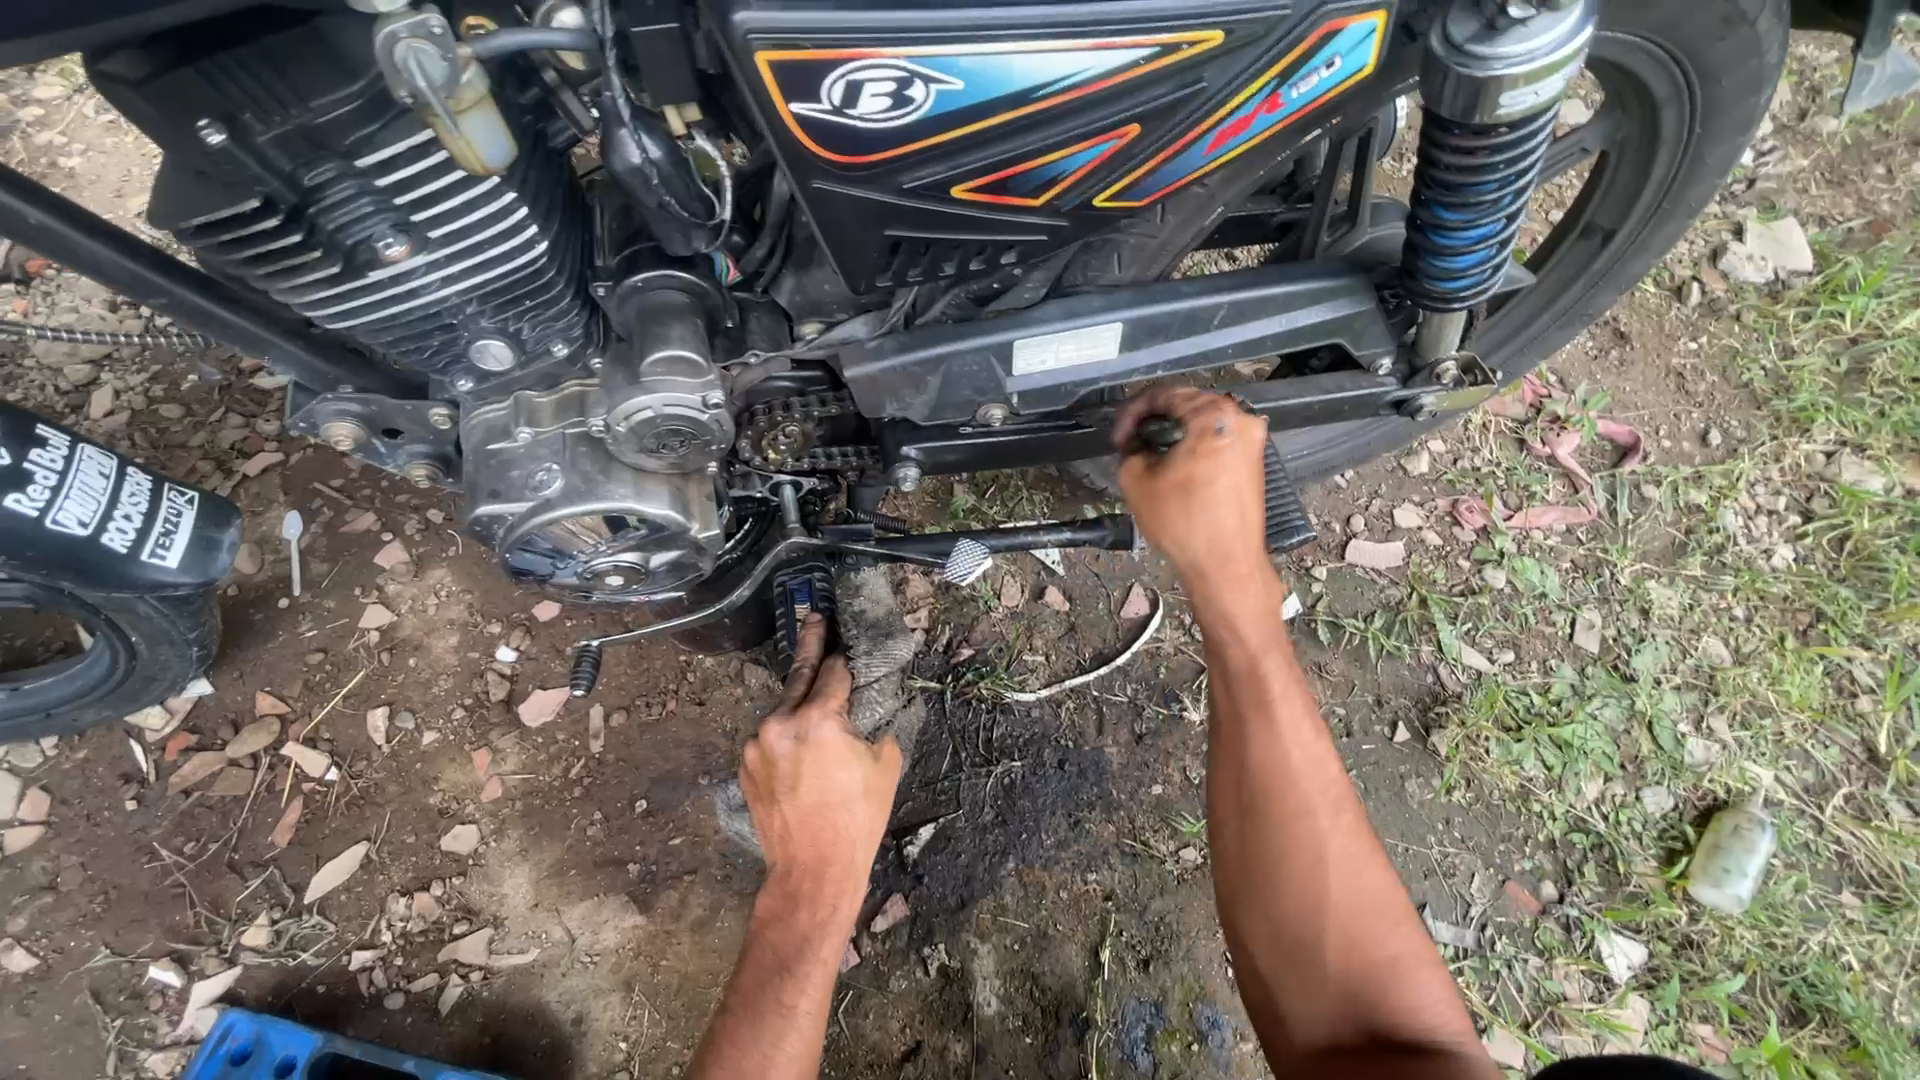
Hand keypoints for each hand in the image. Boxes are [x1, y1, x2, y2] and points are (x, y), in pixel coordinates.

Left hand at [740, 614, 902, 922]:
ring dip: (801, 709)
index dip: (845, 661)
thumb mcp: (884, 765)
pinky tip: (803, 756)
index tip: (846, 644)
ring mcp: (757, 743)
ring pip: (784, 711)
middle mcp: (780, 723)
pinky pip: (771, 738)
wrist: (812, 870)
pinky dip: (787, 737)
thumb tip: (866, 712)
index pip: (833, 673)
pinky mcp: (746, 763)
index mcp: (819, 719)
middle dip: (812, 643)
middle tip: (814, 616)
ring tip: (819, 721)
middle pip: (800, 675)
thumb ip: (873, 726)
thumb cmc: (857, 820)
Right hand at [1112, 387, 1272, 592]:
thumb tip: (1137, 445)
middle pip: (1186, 404)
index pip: (1162, 395)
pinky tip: (1173, 466)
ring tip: (1148, 455)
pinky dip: (1192, 446)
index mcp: (1213, 414)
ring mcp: (1251, 440)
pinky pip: (1216, 440)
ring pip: (1202, 423)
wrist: (1226, 563)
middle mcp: (1240, 418)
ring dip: (1172, 433)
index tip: (1118, 439)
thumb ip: (1131, 450)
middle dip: (1153, 421)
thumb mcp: (1136, 480)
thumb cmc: (1182, 521)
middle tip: (1130, 443)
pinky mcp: (1253, 461)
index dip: (1131, 413)